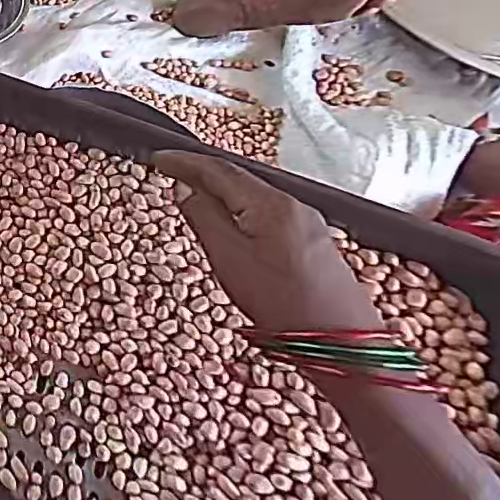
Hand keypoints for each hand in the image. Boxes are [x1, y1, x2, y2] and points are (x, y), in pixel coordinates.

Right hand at [152, 151, 381, 332]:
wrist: (341, 341)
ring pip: (253, 193)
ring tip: (190, 188)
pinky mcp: (311, 239)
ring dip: (219, 187)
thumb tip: (184, 187)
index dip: (185, 161)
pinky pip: (266, 209)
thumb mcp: (228, 256)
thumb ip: (203, 215)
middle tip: (168, 169)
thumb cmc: (279, 299)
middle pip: (239, 177)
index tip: (157, 158)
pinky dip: (238, 203)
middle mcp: (293, 204)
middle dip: (201, 170)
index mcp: (270, 204)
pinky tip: (226, 213)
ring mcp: (306, 222)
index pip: (220, 170)